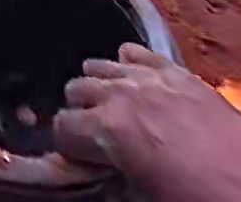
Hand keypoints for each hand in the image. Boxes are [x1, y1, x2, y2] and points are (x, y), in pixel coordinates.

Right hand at [55, 46, 240, 201]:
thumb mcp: (152, 201)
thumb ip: (116, 184)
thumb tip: (100, 176)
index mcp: (112, 131)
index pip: (62, 127)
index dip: (68, 148)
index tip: (82, 163)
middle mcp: (123, 94)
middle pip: (75, 89)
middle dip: (81, 115)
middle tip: (100, 144)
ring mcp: (151, 77)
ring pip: (99, 66)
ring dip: (100, 90)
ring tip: (119, 117)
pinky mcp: (178, 73)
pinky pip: (135, 53)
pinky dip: (128, 68)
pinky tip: (141, 91)